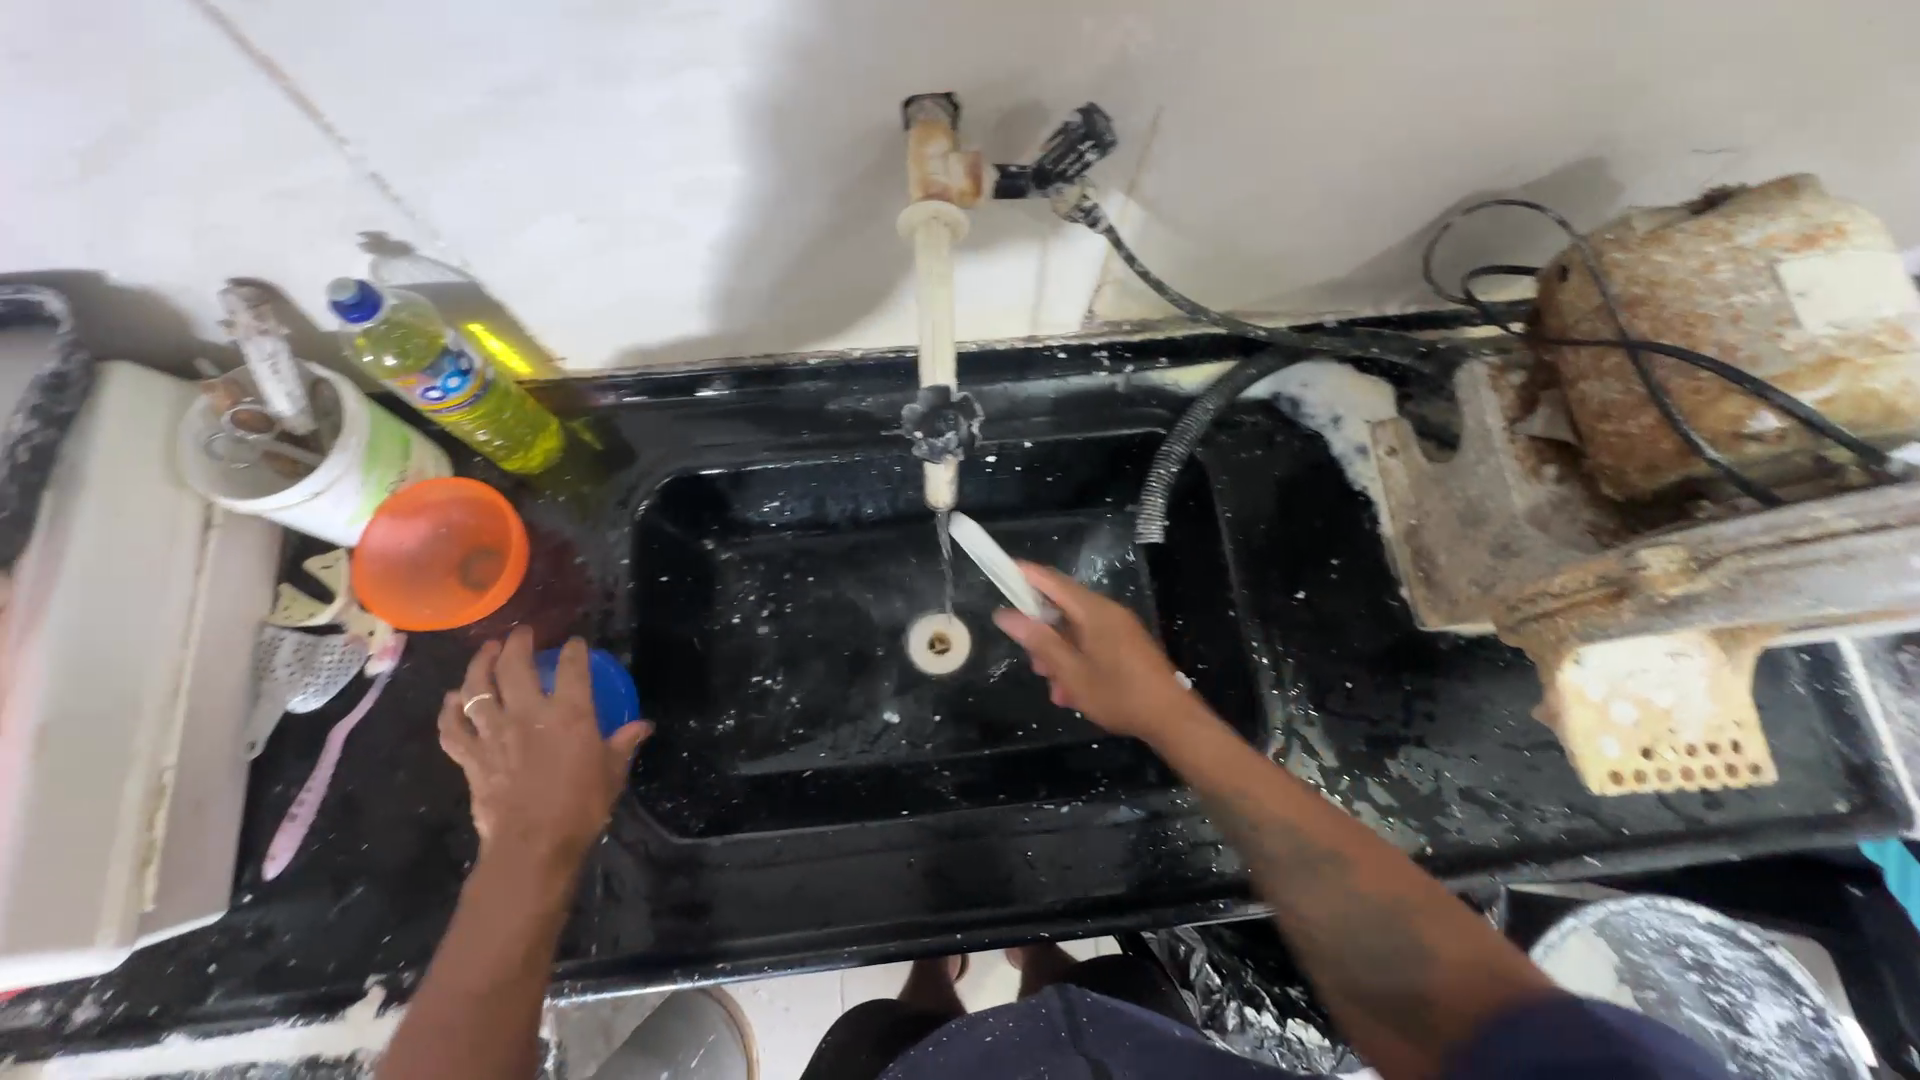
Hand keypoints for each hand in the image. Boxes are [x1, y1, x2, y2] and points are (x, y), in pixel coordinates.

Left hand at [438, 627, 650, 870]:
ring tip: (486, 652)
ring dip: (479, 665)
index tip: (574, 643)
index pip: (572, 668)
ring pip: (477, 688)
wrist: (534, 844)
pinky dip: (450, 711)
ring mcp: (494, 733)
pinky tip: (452, 700)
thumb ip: (624, 743)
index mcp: (570, 714)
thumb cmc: (581, 806)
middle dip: (518, 644)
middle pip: (515, 666)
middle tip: (521, 634)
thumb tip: (643, 725)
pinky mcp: (470, 756)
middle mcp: (528, 713)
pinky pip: (452, 727)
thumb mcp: (613, 771)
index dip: (574, 650)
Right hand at [991, 561, 1203, 741]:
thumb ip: (1038, 641)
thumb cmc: (1119, 694)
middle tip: (1036, 666)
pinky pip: (1092, 644)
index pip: (1052, 581)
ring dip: (1059, 657)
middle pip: (1062, 610)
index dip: (1025, 574)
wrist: (1172, 719)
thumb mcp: (1071, 672)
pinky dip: (1077, 662)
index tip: (1001, 572)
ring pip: (1075, 632)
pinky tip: (1075, 693)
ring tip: (1059, 691)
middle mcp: (1108, 612)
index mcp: (1094, 611)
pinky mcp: (1127, 645)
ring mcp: (1120, 629)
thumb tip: (1004, 614)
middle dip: (1042, 636)